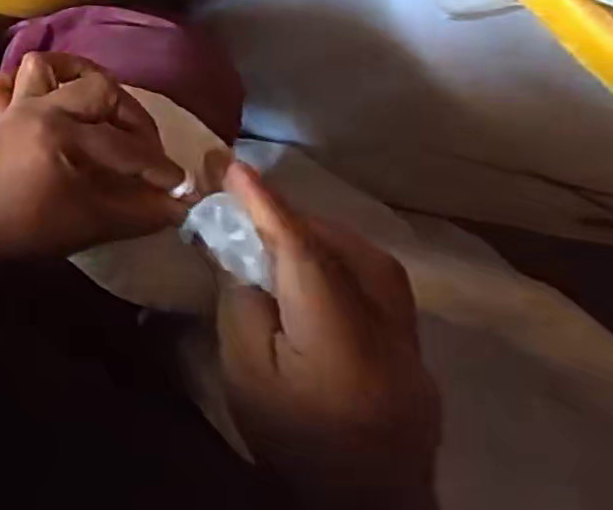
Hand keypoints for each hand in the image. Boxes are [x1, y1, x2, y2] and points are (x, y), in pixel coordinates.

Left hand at [0, 53, 187, 261]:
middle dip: (130, 115)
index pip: (126, 145)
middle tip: (144, 147)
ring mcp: (15, 105)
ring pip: (44, 65)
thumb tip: (181, 200)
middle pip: (97, 87)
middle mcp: (38, 108)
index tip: (179, 187)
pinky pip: (6, 81)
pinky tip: (49, 101)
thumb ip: (144, 209)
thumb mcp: (96, 222)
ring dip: (77, 76)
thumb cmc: (31, 224)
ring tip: (103, 105)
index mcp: (60, 133)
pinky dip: (27, 84)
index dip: (160, 169)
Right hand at [214, 160, 441, 509]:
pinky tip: (302, 261)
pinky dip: (335, 258)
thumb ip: (244, 304)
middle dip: (295, 215)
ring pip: (375, 266)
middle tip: (242, 193)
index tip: (229, 164)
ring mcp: (411, 348)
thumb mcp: (244, 368)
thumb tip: (242, 257)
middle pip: (353, 255)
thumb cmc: (286, 434)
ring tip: (269, 222)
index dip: (266, 206)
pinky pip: (378, 286)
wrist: (358, 502)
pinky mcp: (411, 355)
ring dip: (319, 233)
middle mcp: (390, 339)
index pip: (304, 257)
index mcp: (340, 344)